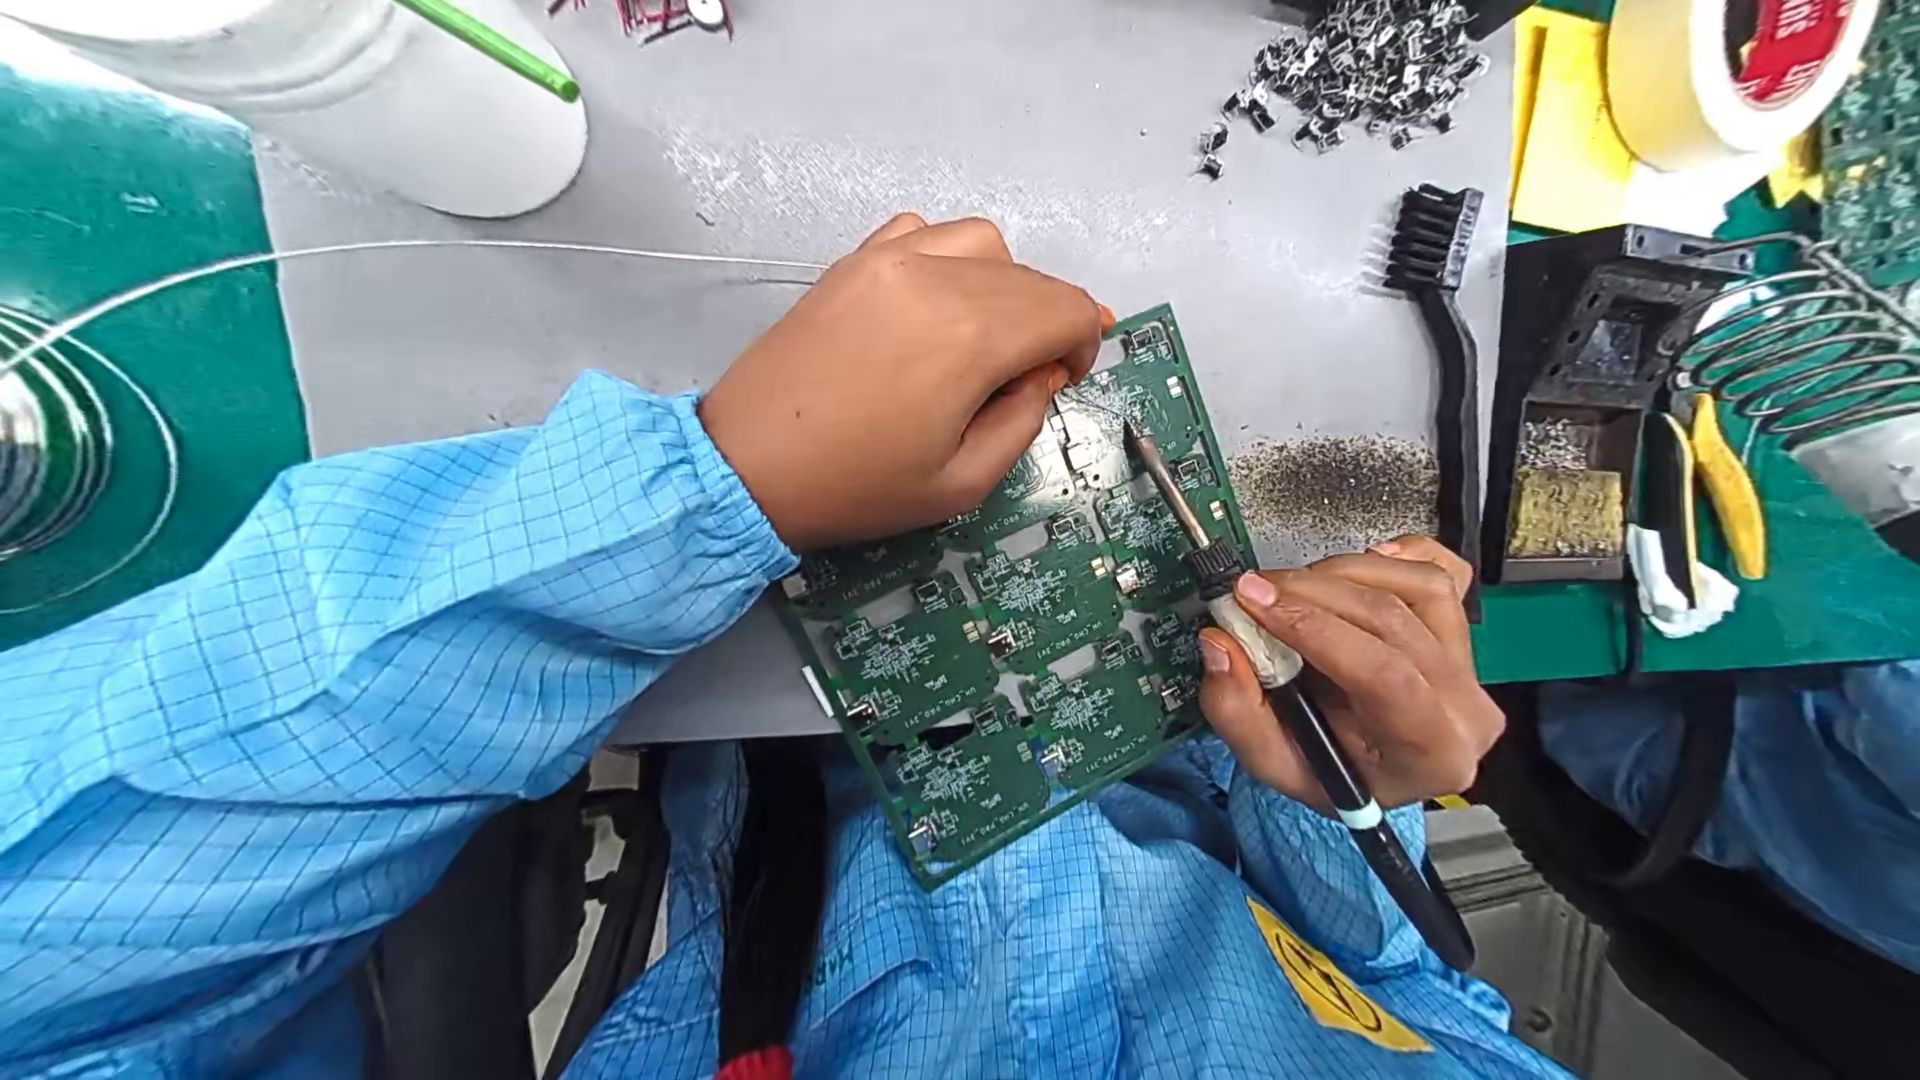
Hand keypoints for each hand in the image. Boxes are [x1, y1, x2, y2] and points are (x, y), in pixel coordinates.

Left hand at [700, 214, 1110, 549]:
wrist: (748, 467)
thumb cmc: (857, 488)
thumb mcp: (962, 484)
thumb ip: (1023, 422)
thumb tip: (1040, 373)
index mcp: (970, 340)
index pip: (1067, 309)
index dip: (1084, 343)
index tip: (1063, 380)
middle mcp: (937, 280)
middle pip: (1031, 279)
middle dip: (1049, 325)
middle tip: (1025, 377)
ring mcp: (888, 260)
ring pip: (985, 244)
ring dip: (1006, 288)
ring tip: (983, 338)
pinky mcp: (852, 262)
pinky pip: (926, 233)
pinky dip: (951, 262)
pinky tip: (936, 305)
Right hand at [1197, 536, 1502, 809]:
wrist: (1359, 761)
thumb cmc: (1323, 768)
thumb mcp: (1268, 760)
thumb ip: (1235, 710)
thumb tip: (1220, 643)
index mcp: (1430, 751)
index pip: (1384, 675)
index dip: (1313, 627)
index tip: (1253, 600)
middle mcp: (1465, 706)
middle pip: (1391, 619)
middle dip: (1308, 591)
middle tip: (1251, 588)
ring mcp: (1468, 663)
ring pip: (1418, 585)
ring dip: (1342, 571)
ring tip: (1292, 587)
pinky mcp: (1458, 629)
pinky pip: (1441, 570)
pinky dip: (1396, 556)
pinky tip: (1358, 564)